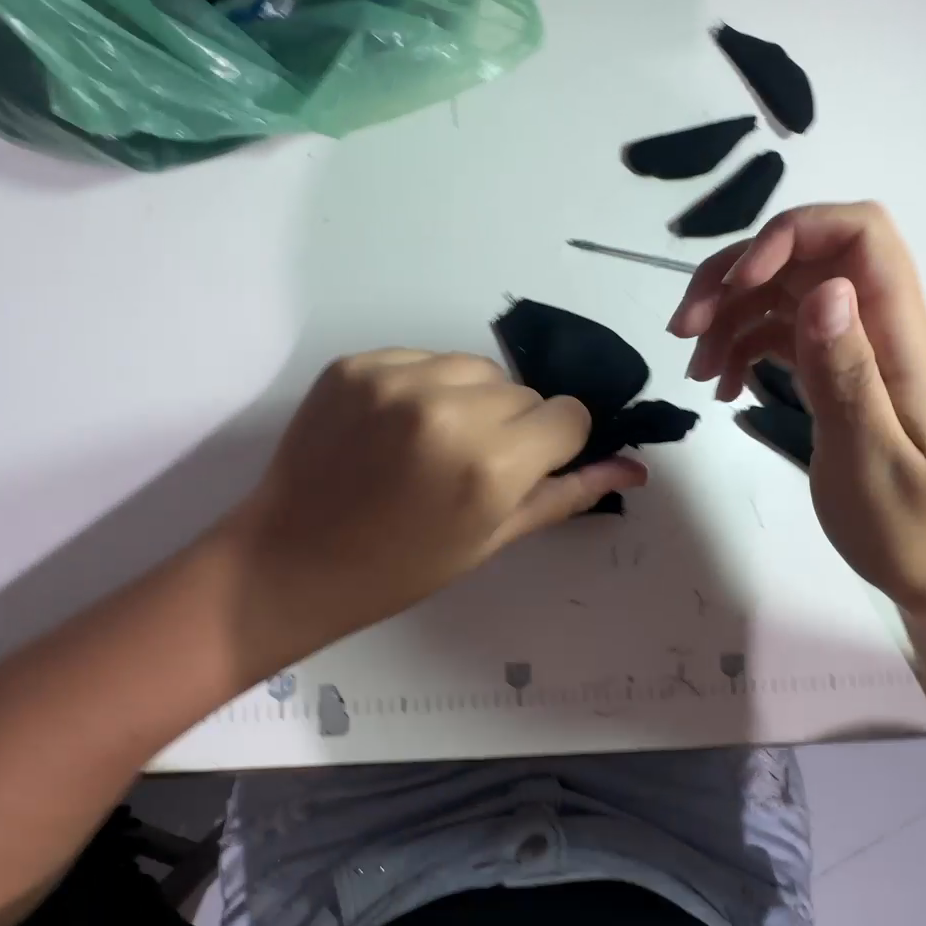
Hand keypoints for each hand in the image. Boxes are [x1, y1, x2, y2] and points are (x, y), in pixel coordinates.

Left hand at [220, 350, 646, 668]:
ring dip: (471, 399)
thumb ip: (566, 494)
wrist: (291, 558)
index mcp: (490, 464)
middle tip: (468, 467)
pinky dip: (423, 387)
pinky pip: (422, 358)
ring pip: (475, 368)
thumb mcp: (492, 540)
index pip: (568, 415)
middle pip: (523, 390)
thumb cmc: (401, 567)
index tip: (524, 469)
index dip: (554, 444)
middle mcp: (449, 408)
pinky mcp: (356, 363)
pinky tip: (393, 429)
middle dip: (512, 425)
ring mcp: (395, 379)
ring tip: (430, 443)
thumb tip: (635, 467)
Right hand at [669, 202, 925, 610]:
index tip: (738, 284)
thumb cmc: (906, 525)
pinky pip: (780, 336)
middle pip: (805, 256)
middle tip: (684, 328)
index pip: (860, 235)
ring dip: (728, 317)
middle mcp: (877, 328)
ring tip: (695, 370)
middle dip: (736, 277)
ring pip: (782, 294)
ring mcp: (853, 350)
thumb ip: (848, 375)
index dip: (793, 234)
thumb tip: (825, 291)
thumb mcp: (872, 459)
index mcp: (900, 336)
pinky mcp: (832, 374)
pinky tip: (720, 388)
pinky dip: (741, 349)